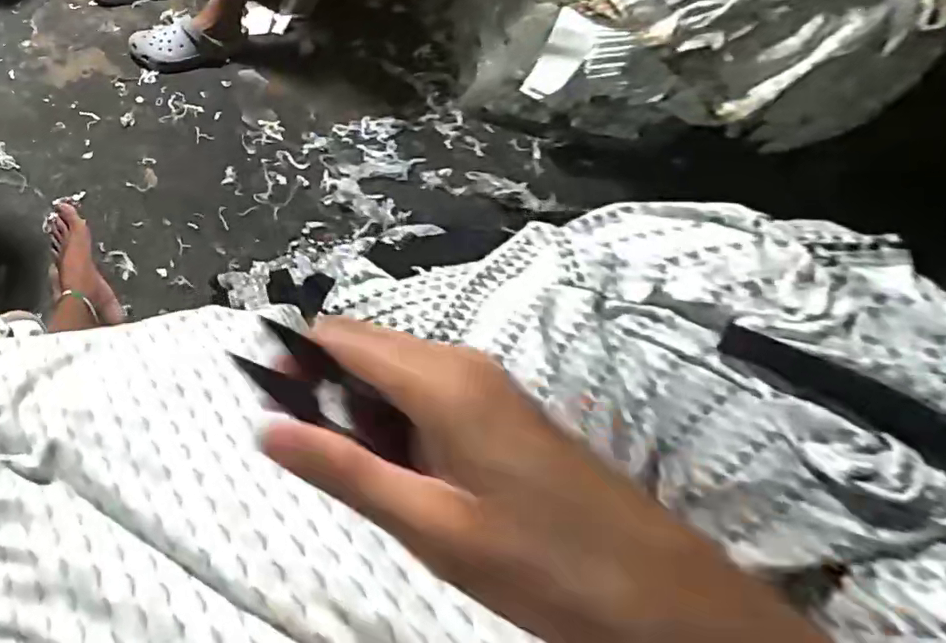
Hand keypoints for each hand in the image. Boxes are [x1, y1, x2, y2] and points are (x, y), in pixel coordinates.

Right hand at [262, 319, 828, 642]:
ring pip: (389, 367)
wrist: (681, 610)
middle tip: (322, 455)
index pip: (337, 335)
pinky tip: (411, 473)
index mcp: (438, 379)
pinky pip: (422, 386)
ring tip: (371, 475)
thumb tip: (264, 428)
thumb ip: (342, 470)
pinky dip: (394, 415)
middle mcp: (456, 360)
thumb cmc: (548, 569)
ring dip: (360, 405)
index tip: (272, 404)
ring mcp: (482, 379)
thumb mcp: (431, 528)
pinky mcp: (496, 402)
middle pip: (360, 345)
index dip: (294, 358)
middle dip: (325, 386)